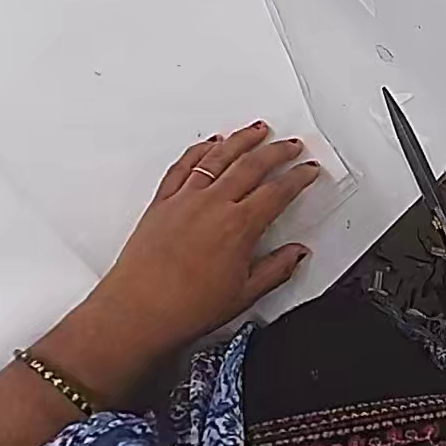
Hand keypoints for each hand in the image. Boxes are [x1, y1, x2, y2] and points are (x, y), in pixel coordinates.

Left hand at [33, 121, 321, 401]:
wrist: (136, 314)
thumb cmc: (185, 308)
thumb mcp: (246, 293)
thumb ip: (277, 269)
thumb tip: (296, 254)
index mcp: (238, 227)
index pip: (278, 191)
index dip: (299, 178)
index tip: (308, 171)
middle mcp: (212, 206)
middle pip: (252, 165)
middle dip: (278, 151)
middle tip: (291, 145)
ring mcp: (185, 200)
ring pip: (219, 157)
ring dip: (242, 139)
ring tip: (257, 130)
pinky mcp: (161, 203)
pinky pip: (183, 166)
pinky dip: (199, 151)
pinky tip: (210, 145)